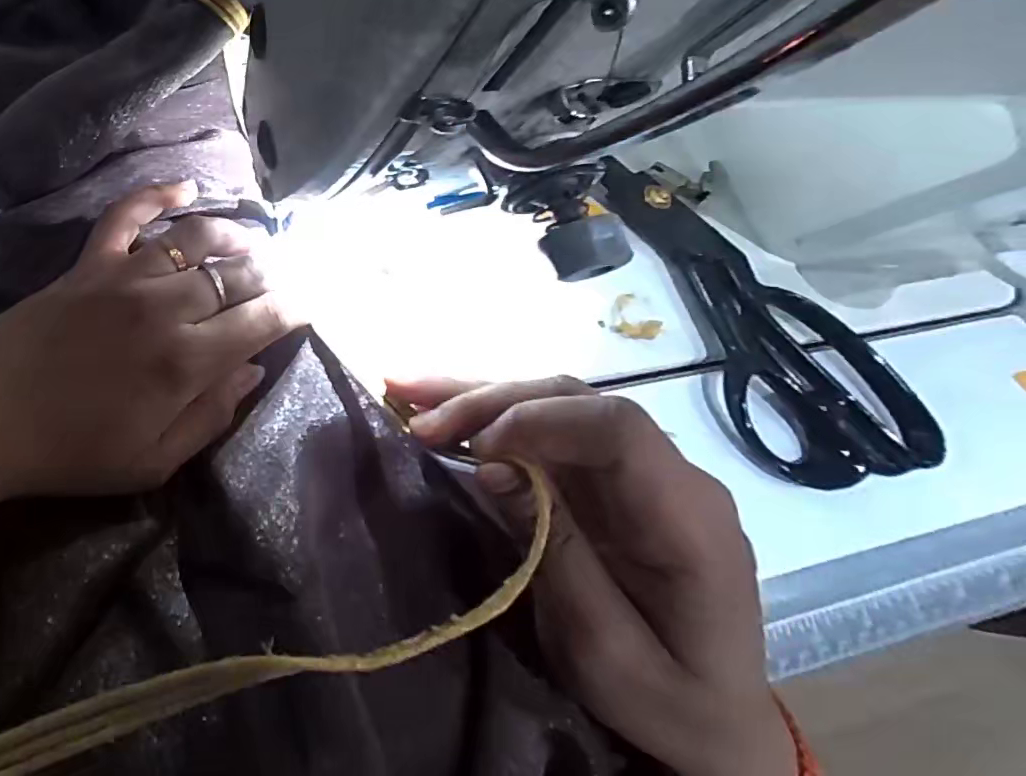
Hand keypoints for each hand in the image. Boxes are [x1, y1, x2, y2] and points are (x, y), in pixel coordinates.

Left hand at [0, 181, 302, 503]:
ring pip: (194, 238)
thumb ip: (210, 416)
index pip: (261, 320)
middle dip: (270, 272)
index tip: (307, 305)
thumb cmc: (69, 451)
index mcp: (185, 362)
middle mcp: (163, 307)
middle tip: (283, 276)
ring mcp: (122, 277)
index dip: (294, 308)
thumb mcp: (151, 461)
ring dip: (232, 234)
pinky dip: (156, 194)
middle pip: (235, 275)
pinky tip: (184, 187)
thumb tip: (253, 370)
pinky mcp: (86, 263)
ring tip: (251, 240)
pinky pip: (126, 215)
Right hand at [394, 376, 796, 775]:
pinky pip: (540, 424)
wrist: (707, 720)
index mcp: (687, 518)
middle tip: (418, 425)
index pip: (616, 427)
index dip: (537, 422)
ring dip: (475, 397)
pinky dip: (483, 412)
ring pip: (549, 401)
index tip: (475, 452)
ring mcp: (635, 470)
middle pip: (572, 401)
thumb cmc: (660, 697)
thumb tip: (494, 467)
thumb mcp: (604, 645)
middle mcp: (670, 475)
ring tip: (404, 391)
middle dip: (488, 404)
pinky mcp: (601, 475)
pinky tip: (434, 401)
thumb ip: (557, 550)